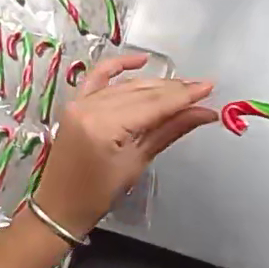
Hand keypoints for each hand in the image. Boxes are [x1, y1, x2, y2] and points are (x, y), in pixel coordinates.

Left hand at [32, 54, 216, 235]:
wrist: (59, 206)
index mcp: (105, 127)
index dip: (183, 96)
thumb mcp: (136, 164)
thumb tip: (204, 113)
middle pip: (140, 92)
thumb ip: (169, 131)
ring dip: (154, 84)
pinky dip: (118, 67)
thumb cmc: (97, 195)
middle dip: (173, 90)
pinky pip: (97, 77)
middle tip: (202, 90)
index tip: (209, 88)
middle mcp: (90, 108)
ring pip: (125, 86)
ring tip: (182, 86)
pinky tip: (141, 61)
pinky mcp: (74, 104)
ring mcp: (79, 103)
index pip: (152, 105)